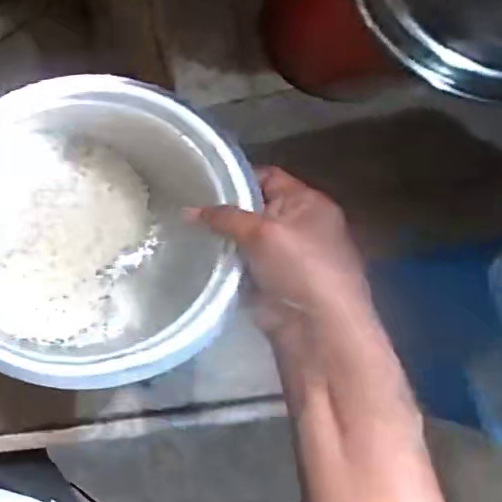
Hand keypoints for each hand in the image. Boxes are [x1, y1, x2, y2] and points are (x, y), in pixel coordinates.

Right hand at [191, 167, 372, 345]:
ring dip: (221, 236)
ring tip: (185, 229)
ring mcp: (285, 252)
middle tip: (186, 206)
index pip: (268, 176)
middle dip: (222, 208)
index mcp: (308, 203)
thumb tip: (188, 210)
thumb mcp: (260, 231)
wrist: (317, 324)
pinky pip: (241, 259)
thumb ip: (223, 216)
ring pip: (243, 234)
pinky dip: (224, 258)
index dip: (236, 177)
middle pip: (252, 206)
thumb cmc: (299, 267)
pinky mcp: (270, 276)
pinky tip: (198, 254)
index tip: (201, 183)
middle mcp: (299, 223)